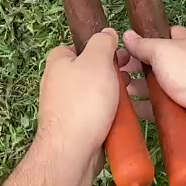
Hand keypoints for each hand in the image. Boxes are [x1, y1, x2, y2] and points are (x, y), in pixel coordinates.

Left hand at [34, 28, 124, 173]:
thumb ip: (103, 42)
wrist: (73, 152)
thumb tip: (107, 33)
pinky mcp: (73, 127)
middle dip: (111, 74)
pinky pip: (95, 115)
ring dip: (113, 96)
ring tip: (128, 99)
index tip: (120, 56)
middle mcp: (57, 82)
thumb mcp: (97, 61)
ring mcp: (64, 107)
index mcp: (58, 61)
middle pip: (90, 71)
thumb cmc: (84, 102)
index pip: (81, 46)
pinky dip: (108, 116)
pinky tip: (122, 119)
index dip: (102, 49)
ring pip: (95, 94)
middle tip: (128, 78)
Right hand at [121, 26, 185, 148]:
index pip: (163, 35)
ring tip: (118, 89)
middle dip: (137, 66)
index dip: (144, 39)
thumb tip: (128, 35)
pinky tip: (128, 108)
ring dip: (138, 88)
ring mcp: (185, 89)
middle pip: (157, 62)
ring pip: (156, 86)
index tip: (124, 46)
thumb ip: (144, 44)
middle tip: (116, 70)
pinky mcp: (182, 111)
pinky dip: (144, 107)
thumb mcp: (164, 50)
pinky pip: (159, 107)